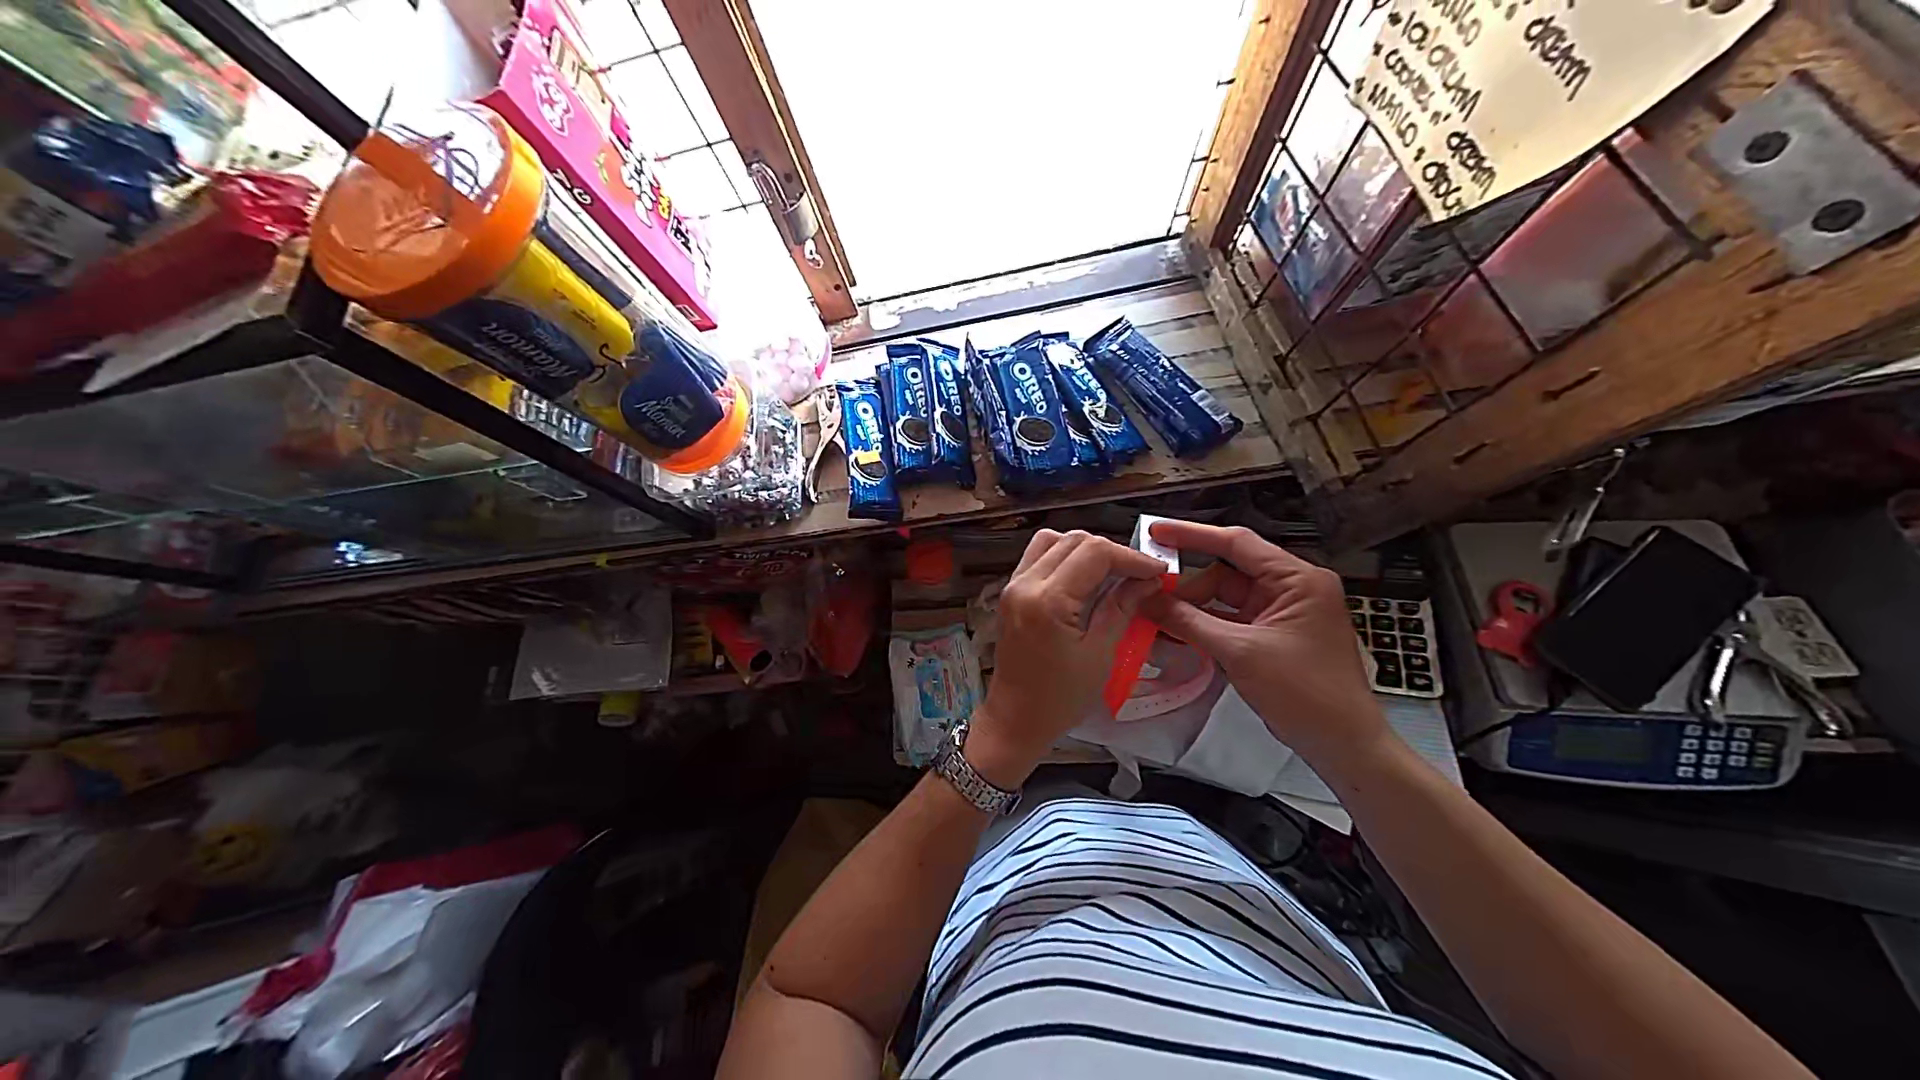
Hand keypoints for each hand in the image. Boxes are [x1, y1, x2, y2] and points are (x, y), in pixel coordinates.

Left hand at [970, 530, 1167, 787]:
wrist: (1015, 719)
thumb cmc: (1059, 698)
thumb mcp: (1100, 654)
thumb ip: (1122, 608)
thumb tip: (1148, 581)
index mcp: (1048, 601)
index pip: (1095, 552)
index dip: (1131, 557)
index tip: (1156, 572)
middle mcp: (1025, 584)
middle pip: (1074, 540)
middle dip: (1112, 551)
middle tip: (1139, 574)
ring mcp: (1013, 586)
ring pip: (1053, 541)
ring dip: (1086, 549)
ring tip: (1113, 573)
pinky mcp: (1011, 592)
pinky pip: (1038, 556)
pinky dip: (1064, 557)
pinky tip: (1085, 579)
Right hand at [1141, 521, 1392, 774]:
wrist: (1343, 744)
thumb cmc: (1308, 694)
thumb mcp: (1240, 652)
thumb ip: (1190, 622)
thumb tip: (1149, 601)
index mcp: (1298, 580)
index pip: (1237, 543)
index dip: (1192, 535)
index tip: (1157, 532)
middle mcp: (1292, 590)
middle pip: (1226, 573)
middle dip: (1187, 585)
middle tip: (1149, 594)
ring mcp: (1281, 614)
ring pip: (1224, 599)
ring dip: (1192, 609)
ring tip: (1157, 619)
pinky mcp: (1272, 637)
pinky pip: (1230, 621)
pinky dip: (1204, 626)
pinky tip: (1176, 633)